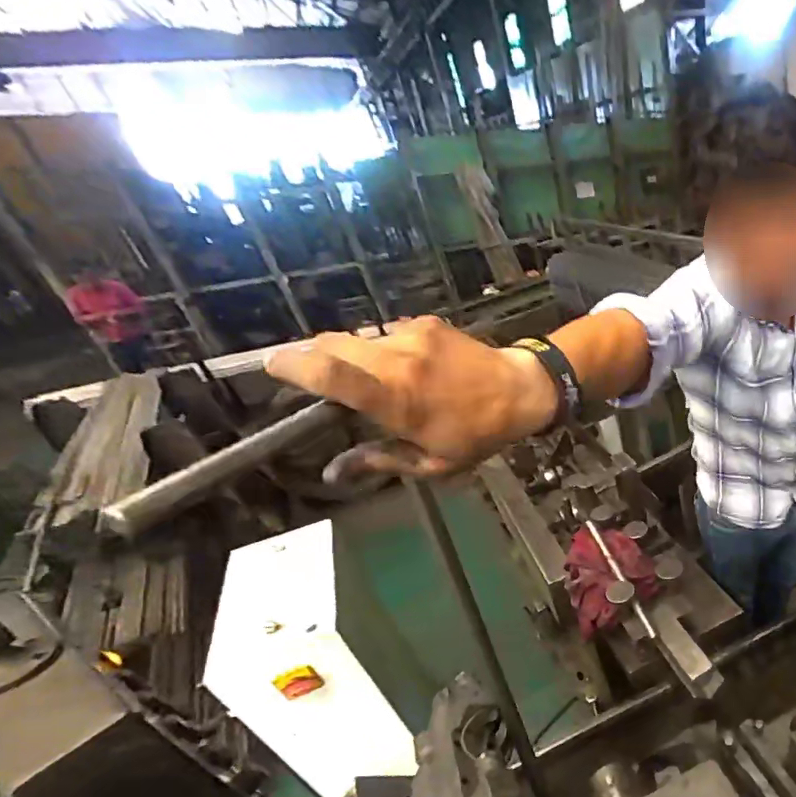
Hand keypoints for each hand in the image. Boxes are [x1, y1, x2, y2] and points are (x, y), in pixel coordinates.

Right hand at [266, 316, 556, 474]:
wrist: (522, 390)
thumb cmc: (479, 432)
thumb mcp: (434, 461)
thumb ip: (380, 462)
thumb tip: (333, 474)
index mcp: (396, 399)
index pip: (329, 373)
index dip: (291, 366)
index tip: (272, 368)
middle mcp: (398, 361)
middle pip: (330, 344)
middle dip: (314, 358)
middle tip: (319, 380)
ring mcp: (413, 336)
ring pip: (358, 337)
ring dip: (351, 354)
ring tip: (371, 379)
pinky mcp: (426, 323)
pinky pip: (387, 332)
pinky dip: (383, 347)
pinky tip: (405, 367)